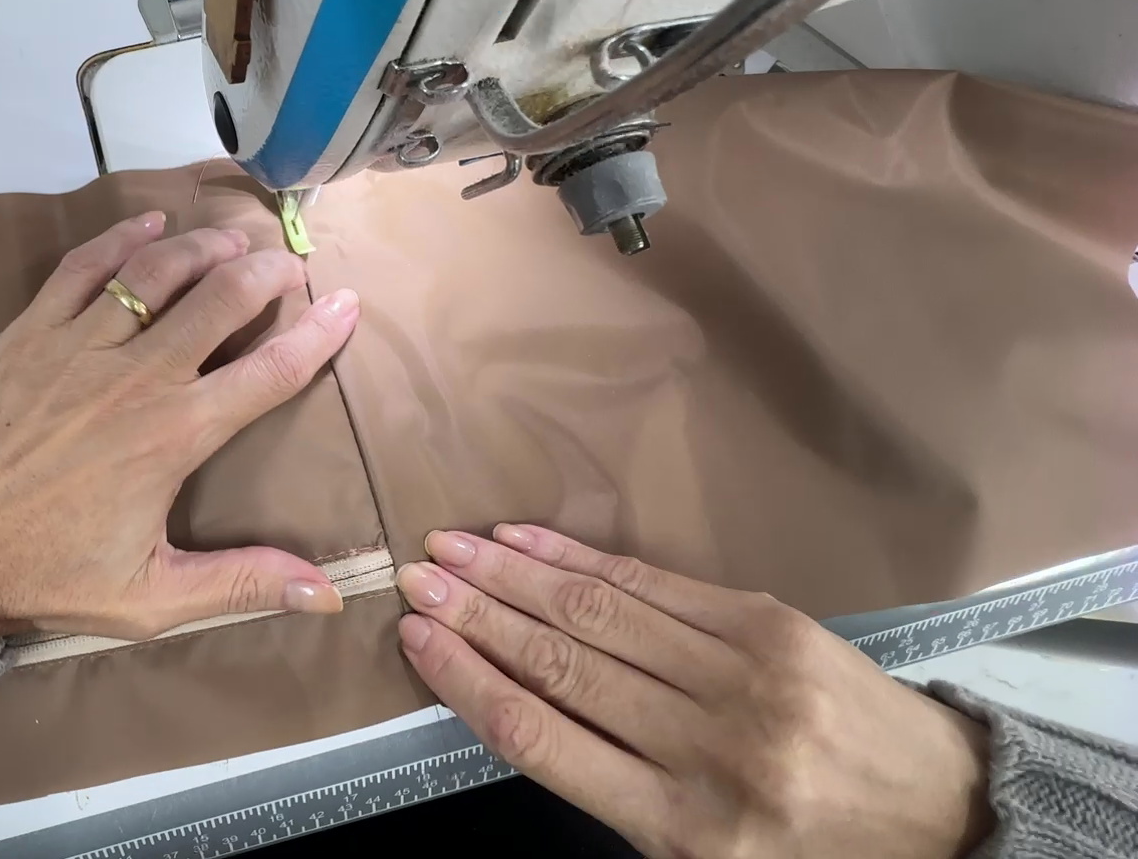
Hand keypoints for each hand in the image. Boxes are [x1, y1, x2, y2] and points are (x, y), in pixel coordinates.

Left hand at [0, 211, 357, 639]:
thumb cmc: (43, 573)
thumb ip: (239, 584)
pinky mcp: (30, 331)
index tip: (346, 304)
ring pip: (157, 273)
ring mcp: (79, 345)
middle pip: (220, 300)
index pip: (269, 373)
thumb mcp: (149, 598)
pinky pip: (83, 268)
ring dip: (203, 245)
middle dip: (265, 271)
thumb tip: (326, 594)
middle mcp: (137, 376)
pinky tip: (148, 224)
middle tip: (287, 262)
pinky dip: (120, 239)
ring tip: (233, 236)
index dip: (317, 335)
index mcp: (175, 435)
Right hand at [396, 526, 993, 858]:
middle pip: (558, 664)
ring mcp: (744, 679)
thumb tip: (498, 688)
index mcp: (686, 830)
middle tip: (413, 576)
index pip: (540, 738)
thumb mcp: (697, 850)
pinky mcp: (768, 624)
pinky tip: (520, 539)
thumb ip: (604, 777)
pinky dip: (572, 556)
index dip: (465, 679)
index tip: (413, 636)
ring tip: (450, 547)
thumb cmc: (797, 848)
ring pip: (595, 612)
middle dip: (473, 613)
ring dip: (509, 573)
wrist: (953, 823)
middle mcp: (710, 753)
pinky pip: (647, 580)